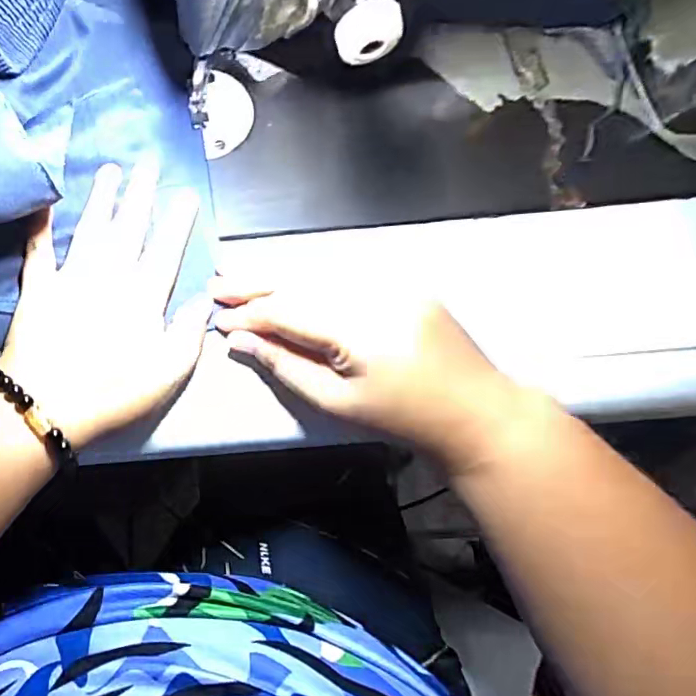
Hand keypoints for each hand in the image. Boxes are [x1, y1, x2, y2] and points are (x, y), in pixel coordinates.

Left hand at [0, 163, 212, 447]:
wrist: (45, 403)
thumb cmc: (111, 393)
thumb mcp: (167, 373)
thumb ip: (188, 333)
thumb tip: (203, 302)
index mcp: (144, 297)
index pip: (166, 249)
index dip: (177, 220)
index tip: (185, 194)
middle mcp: (109, 277)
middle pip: (129, 227)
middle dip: (141, 193)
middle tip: (148, 162)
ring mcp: (71, 278)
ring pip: (90, 228)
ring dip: (101, 198)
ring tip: (110, 171)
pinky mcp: (37, 287)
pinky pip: (39, 248)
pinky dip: (40, 225)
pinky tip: (44, 204)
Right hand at [211, 280, 561, 474]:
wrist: (476, 413)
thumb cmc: (401, 418)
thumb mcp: (336, 402)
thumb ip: (285, 366)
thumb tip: (241, 342)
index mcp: (359, 328)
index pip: (288, 311)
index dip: (250, 315)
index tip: (219, 320)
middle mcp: (376, 295)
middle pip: (302, 283)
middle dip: (257, 285)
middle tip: (218, 285)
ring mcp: (395, 286)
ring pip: (323, 276)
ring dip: (281, 279)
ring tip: (242, 279)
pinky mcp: (406, 287)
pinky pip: (348, 280)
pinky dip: (313, 282)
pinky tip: (290, 284)